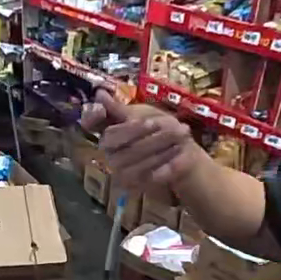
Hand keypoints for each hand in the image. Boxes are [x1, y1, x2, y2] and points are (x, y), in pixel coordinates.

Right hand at [82, 86, 200, 190]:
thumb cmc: (155, 130)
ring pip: (140, 162)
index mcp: (108, 139)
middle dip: (153, 137)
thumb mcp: (139, 113)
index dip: (129, 129)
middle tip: (176, 126)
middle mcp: (111, 158)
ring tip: (181, 135)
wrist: (176, 153)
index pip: (112, 135)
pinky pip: (151, 175)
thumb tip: (99, 93)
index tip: (148, 122)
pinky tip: (178, 151)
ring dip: (163, 147)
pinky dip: (166, 162)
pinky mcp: (137, 186)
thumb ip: (118, 108)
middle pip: (128, 149)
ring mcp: (123, 174)